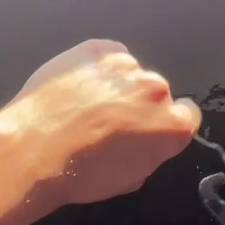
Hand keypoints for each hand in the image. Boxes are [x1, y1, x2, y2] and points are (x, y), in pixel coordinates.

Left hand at [0, 39, 200, 209]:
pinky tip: (78, 84)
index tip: (150, 125)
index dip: (167, 120)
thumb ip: (151, 150)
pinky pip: (107, 54)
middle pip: (156, 90)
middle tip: (112, 117)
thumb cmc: (84, 173)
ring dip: (116, 82)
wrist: (38, 146)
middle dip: (139, 101)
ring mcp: (125, 64)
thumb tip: (146, 136)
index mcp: (172, 125)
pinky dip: (97, 66)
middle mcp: (155, 88)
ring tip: (87, 101)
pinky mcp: (97, 47)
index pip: (187, 113)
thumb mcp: (132, 177)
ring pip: (129, 71)